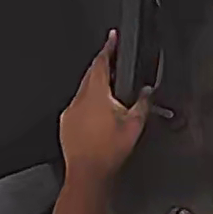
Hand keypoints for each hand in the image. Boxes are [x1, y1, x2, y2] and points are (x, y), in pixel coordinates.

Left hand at [59, 31, 151, 188]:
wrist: (88, 175)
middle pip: (90, 74)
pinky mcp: (66, 124)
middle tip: (114, 59)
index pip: (101, 64)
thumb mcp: (135, 124)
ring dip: (97, 85)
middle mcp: (79, 101)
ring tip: (112, 89)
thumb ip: (143, 102)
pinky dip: (89, 101)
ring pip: (84, 90)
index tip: (111, 38)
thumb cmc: (109, 152)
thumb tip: (146, 91)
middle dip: (103, 65)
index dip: (107, 48)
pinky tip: (100, 112)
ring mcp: (69, 113)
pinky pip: (78, 105)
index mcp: (96, 96)